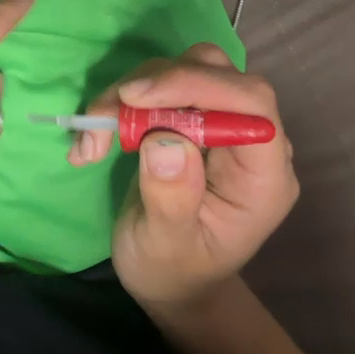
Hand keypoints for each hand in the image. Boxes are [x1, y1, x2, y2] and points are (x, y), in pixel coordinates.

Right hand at [69, 44, 298, 311]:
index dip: (197, 85)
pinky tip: (91, 144)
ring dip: (127, 96)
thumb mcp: (167, 246)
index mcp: (263, 174)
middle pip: (214, 75)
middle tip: (103, 117)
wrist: (168, 280)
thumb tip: (164, 141)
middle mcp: (247, 140)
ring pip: (180, 73)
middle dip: (154, 86)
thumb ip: (172, 198)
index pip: (250, 102)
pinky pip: (156, 91)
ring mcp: (217, 128)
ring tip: (91, 140)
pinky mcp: (187, 123)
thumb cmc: (174, 271)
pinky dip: (118, 106)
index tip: (136, 96)